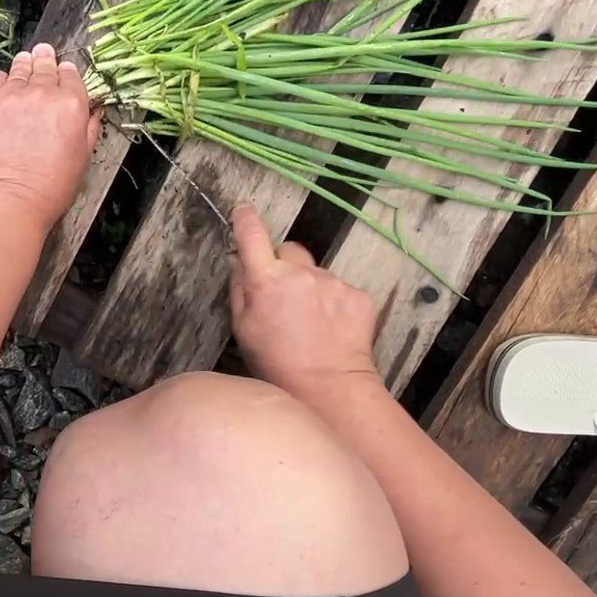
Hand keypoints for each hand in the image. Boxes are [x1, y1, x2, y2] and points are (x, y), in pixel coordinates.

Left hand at [0, 43, 99, 226]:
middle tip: (43, 55)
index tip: (62, 74)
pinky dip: (0, 79)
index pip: (71, 74)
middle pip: (45, 65)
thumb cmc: (51, 188)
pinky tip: (3, 86)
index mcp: (72, 104)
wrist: (11, 199)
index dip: (66, 74)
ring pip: (20, 67)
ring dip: (24, 65)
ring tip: (24, 64)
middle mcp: (43, 92)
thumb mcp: (83, 158)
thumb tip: (92, 111)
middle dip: (46, 61)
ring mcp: (12, 95)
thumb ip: (89, 128)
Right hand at [229, 204, 382, 398]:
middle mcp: (299, 274)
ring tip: (309, 322)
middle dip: (283, 265)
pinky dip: (333, 303)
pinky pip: (340, 290)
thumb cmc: (275, 363)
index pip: (251, 237)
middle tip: (281, 295)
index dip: (245, 220)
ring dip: (309, 288)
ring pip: (315, 273)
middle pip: (289, 250)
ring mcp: (332, 282)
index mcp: (266, 281)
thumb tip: (240, 263)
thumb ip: (239, 289)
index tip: (243, 209)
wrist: (327, 386)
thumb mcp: (242, 329)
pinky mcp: (357, 295)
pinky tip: (329, 328)